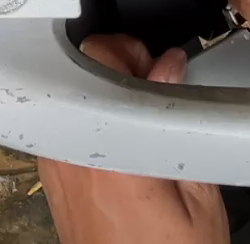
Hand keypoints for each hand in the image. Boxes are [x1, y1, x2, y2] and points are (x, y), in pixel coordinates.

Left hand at [37, 35, 227, 243]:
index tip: (161, 65)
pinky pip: (68, 119)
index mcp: (109, 148)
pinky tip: (120, 133)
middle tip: (153, 85)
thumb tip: (171, 69)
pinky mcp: (51, 174)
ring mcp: (55, 161)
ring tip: (139, 111)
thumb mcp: (199, 199)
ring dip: (105, 87)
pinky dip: (91, 112)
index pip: (101, 57)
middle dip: (119, 64)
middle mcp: (71, 149)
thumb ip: (182, 122)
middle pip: (81, 65)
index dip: (134, 50)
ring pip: (73, 89)